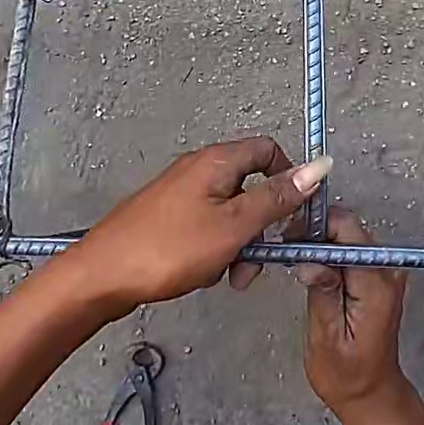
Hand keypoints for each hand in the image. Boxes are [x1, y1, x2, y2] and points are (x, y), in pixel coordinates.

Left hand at [54, 136, 331, 316]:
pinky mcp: (168, 216)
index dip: (289, 180)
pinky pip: (207, 226)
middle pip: (250, 185)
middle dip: (262, 224)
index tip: (293, 216)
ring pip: (230, 212)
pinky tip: (205, 272)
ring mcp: (181, 193)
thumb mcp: (234, 225)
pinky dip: (215, 248)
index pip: (267, 151)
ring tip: (226, 273)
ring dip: (239, 243)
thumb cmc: (167, 249)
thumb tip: (319, 166)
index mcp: (215, 162)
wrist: (104, 274)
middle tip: (255, 259)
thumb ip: (277, 198)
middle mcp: (197, 170)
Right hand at [297, 207, 411, 421]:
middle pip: (346, 226)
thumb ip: (322, 293)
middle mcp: (386, 270)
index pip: (346, 228)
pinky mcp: (375, 275)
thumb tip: (308, 261)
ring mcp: (384, 271)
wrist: (371, 395)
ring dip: (318, 240)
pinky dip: (326, 250)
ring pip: (346, 233)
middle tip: (286, 249)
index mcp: (375, 283)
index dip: (314, 226)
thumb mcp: (326, 336)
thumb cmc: (346, 374)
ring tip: (293, 257)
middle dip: (313, 231)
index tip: (289, 239)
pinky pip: (349, 248)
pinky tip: (309, 266)